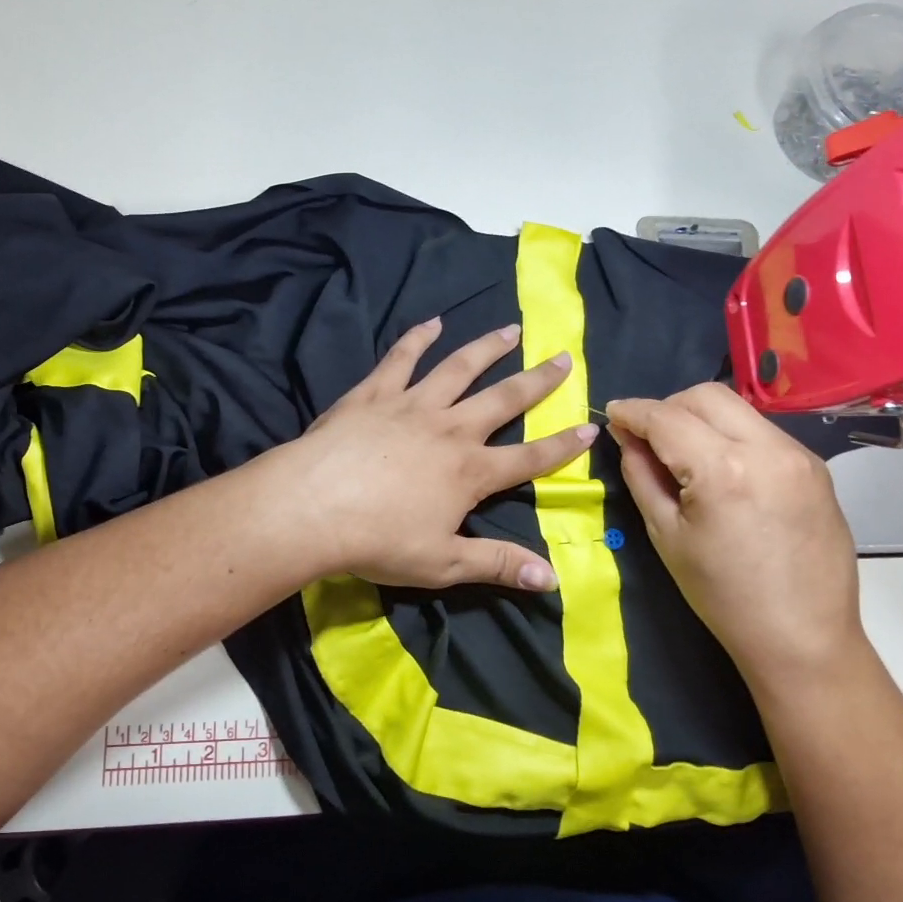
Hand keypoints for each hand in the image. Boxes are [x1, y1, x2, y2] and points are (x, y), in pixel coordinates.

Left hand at [278, 317, 595, 590]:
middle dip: (537, 381)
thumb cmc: (377, 541)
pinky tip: (432, 323)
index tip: (591, 427)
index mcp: (470, 472)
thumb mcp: (443, 563)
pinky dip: (418, 339)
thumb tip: (551, 578)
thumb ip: (498, 564)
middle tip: (562, 357)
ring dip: (487, 348)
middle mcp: (450, 429)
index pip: (529, 459)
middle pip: (503, 400)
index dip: (563, 446)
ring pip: (458, 368)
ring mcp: (412, 405)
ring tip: (510, 330)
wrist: (311, 507)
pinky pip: (401, 359)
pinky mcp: (374, 394)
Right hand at [607, 384, 864, 682]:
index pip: (666, 417)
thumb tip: (628, 439)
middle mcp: (767, 448)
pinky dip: (732, 436)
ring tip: (684, 453)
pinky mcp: (815, 467)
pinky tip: (723, 470)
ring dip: (702, 418)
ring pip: (737, 409)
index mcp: (723, 469)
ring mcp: (798, 455)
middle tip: (648, 437)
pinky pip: (762, 432)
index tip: (612, 414)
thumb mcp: (666, 535)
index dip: (633, 412)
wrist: (802, 636)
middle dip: (668, 406)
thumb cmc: (722, 595)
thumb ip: (642, 476)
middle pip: (705, 396)